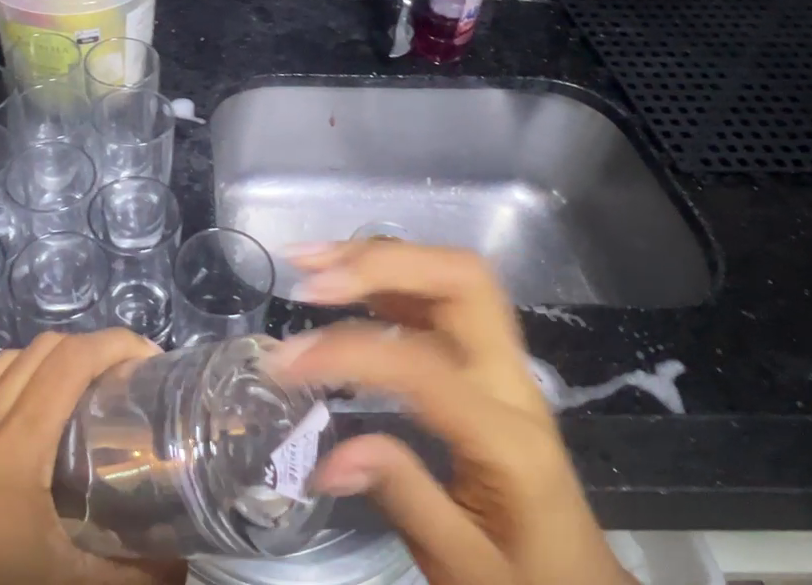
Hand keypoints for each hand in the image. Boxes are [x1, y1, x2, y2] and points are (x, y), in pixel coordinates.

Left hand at [0, 330, 186, 584]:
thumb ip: (142, 570)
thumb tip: (186, 551)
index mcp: (12, 450)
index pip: (69, 362)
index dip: (115, 344)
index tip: (152, 360)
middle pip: (43, 349)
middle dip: (94, 346)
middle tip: (132, 373)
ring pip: (11, 361)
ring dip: (56, 358)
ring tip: (93, 386)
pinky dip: (23, 379)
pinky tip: (46, 415)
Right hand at [271, 242, 629, 584]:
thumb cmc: (525, 581)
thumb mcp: (464, 566)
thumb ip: (405, 499)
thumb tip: (329, 458)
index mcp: (508, 437)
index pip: (423, 365)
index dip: (350, 351)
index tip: (286, 363)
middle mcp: (512, 381)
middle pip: (460, 282)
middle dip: (382, 264)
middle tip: (311, 277)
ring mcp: (504, 365)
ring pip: (451, 276)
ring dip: (380, 259)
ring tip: (311, 261)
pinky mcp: (487, 364)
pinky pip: (440, 300)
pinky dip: (388, 279)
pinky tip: (344, 284)